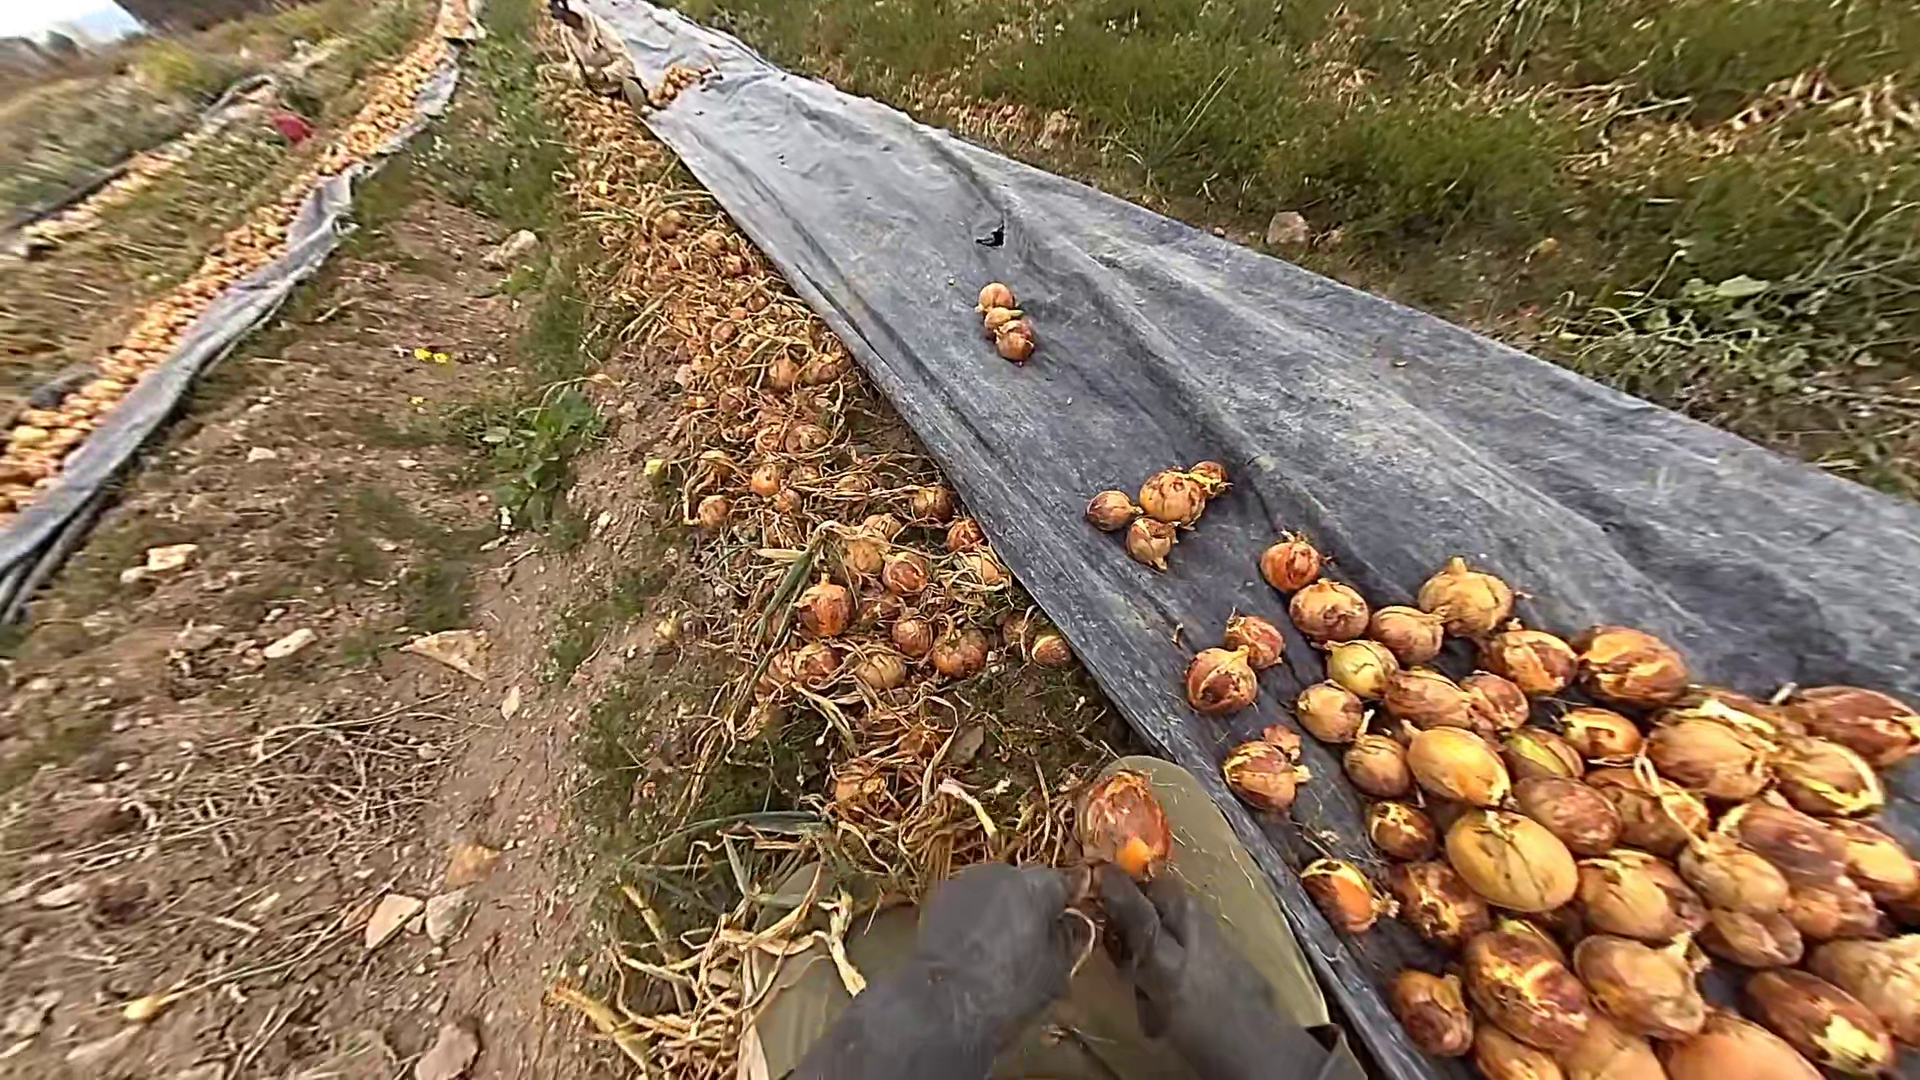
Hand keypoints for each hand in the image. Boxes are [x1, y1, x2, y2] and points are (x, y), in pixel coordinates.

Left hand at [913, 863, 1078, 1033]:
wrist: (945, 1003)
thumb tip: (1073, 923)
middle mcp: (1003, 871)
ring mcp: (969, 879)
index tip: (1070, 917)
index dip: (1068, 899)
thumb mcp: (1054, 973)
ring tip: (1000, 945)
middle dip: (1033, 903)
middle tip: (1035, 939)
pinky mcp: (943, 893)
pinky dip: (976, 914)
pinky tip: (973, 945)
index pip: (1063, 880)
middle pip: (1026, 881)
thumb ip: (1068, 939)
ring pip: (997, 888)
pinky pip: (970, 898)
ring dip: (1003, 907)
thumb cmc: (1007, 992)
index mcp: (1036, 885)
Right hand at [1099, 865, 1333, 1079]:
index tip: (1098, 926)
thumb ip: (1131, 912)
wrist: (1260, 1056)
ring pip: (1144, 944)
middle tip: (1126, 972)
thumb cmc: (1204, 1003)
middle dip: (1122, 943)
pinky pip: (1160, 968)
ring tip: (1146, 999)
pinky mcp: (1196, 968)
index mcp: (1174, 897)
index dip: (1106, 899)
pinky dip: (1154, 988)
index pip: (1125, 878)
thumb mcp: (1159, 955)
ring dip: (1137, 971)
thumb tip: (1100, 867)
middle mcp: (1183, 910)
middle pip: (1132, 912)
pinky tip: (1159, 1011)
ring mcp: (1191, 939)